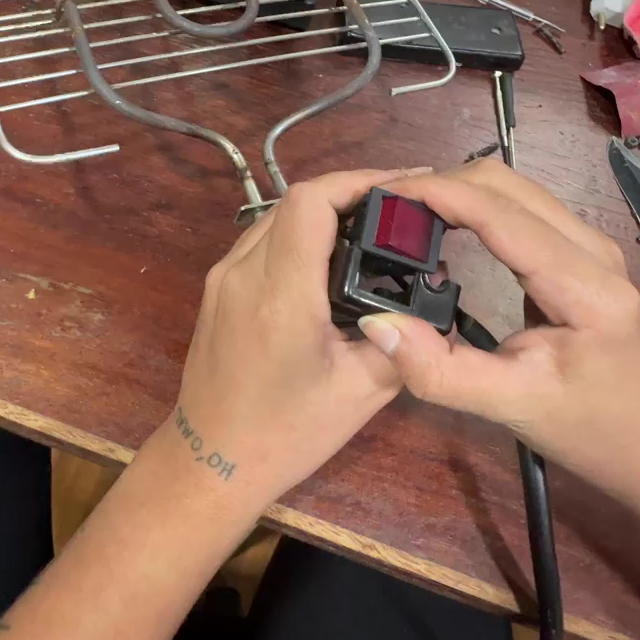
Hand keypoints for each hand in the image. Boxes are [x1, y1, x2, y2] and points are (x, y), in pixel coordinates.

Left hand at [151, 168, 422, 511]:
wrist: (212, 459)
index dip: (358, 180)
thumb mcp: (360, 391)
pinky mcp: (216, 287)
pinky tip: (330, 253)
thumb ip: (398, 336)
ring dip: (322, 210)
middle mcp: (243, 272)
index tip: (402, 185)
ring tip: (371, 226)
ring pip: (275, 216)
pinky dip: (298, 232)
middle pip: (295, 201)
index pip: (312, 201)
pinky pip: (261, 239)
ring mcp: (222, 277)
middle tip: (398, 209)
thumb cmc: (286, 433)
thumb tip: (427, 296)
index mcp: (281, 294)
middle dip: (349, 191)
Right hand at [356, 157, 639, 486]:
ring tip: (406, 210)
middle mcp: (592, 249)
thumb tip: (376, 323)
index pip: (503, 215)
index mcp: (584, 288)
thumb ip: (438, 370)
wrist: (637, 435)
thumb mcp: (506, 405)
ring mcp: (589, 240)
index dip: (442, 195)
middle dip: (443, 184)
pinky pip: (517, 202)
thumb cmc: (581, 424)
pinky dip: (472, 200)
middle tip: (388, 207)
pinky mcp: (576, 244)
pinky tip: (441, 219)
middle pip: (507, 184)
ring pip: (512, 185)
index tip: (386, 195)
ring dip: (456, 187)